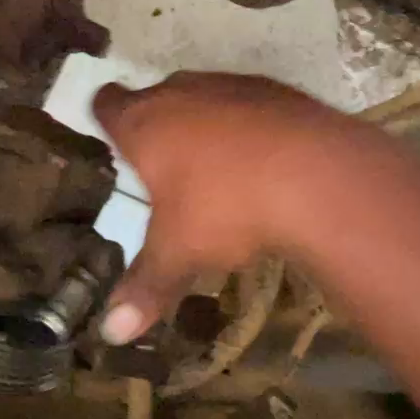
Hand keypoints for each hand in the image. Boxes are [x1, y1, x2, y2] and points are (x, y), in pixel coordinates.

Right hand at [91, 72, 371, 343]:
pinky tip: (263, 161)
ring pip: (202, 97)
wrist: (315, 173)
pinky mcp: (273, 89)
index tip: (108, 136)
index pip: (107, 103)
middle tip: (159, 167)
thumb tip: (111, 333)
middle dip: (155, 126)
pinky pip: (245, 104)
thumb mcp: (180, 253)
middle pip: (154, 97)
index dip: (103, 117)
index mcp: (144, 122)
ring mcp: (229, 85)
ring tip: (214, 169)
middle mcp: (181, 92)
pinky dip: (245, 125)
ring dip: (202, 124)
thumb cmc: (226, 205)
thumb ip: (144, 287)